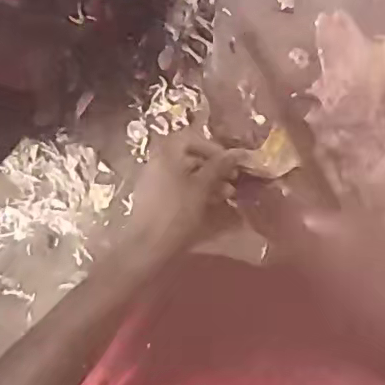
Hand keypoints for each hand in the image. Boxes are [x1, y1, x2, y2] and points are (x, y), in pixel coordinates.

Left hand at [120, 134, 248, 265]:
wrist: (147, 246)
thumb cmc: (177, 212)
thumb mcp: (202, 187)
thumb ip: (219, 166)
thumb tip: (237, 152)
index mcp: (166, 153)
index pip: (190, 138)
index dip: (212, 147)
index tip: (228, 162)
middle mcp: (157, 162)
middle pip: (189, 156)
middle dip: (213, 167)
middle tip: (232, 180)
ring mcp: (153, 180)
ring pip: (185, 173)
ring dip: (208, 181)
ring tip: (226, 195)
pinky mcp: (154, 198)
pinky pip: (178, 187)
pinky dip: (195, 191)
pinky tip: (210, 204)